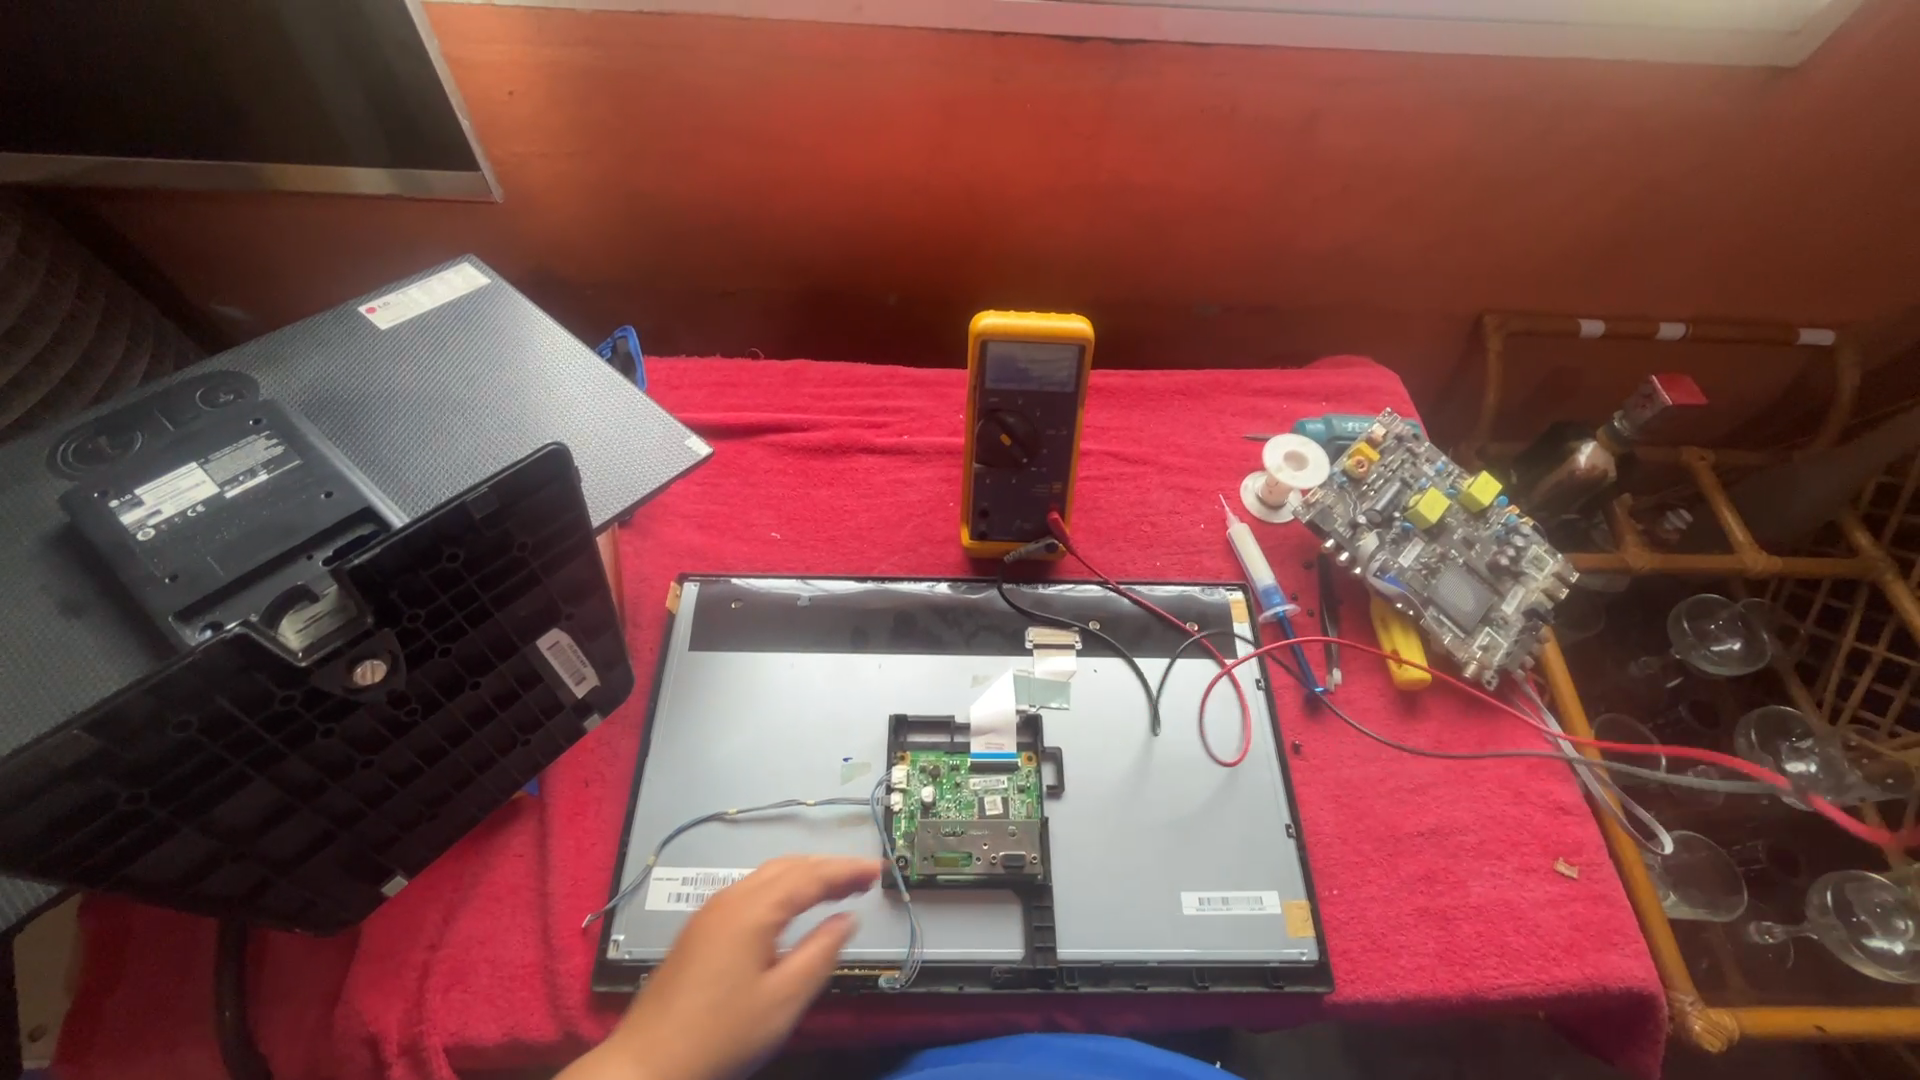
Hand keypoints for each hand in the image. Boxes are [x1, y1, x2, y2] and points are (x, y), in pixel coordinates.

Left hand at [566, 855, 883, 1079]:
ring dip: (805, 875)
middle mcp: (731, 899)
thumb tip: (846, 919)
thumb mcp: (782, 1002)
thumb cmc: (720, 1036)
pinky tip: (793, 907)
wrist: (646, 1066)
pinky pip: (752, 891)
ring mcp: (711, 912)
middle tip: (863, 877)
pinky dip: (783, 888)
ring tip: (836, 886)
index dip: (847, 871)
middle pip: (788, 867)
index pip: (810, 876)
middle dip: (828, 867)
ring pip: (767, 876)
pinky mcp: (701, 929)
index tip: (878, 870)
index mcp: (753, 910)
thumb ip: (820, 954)